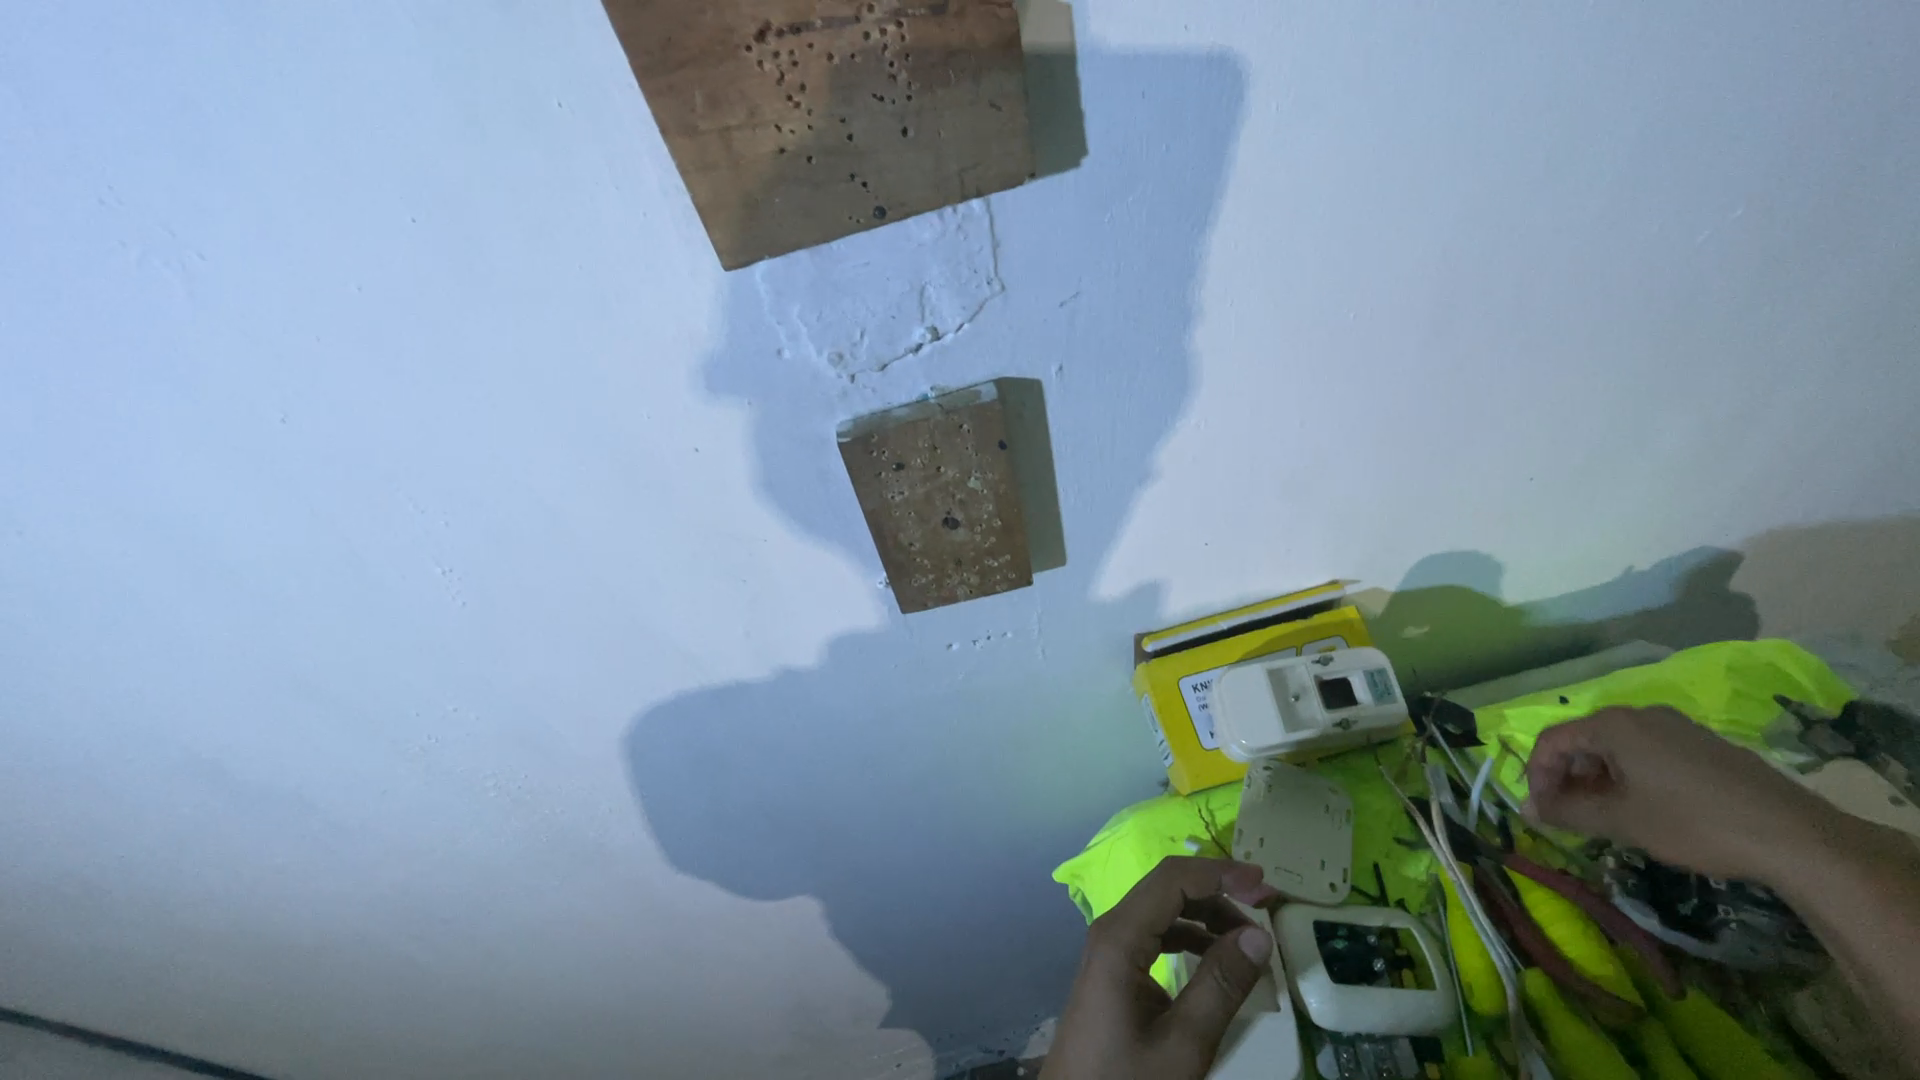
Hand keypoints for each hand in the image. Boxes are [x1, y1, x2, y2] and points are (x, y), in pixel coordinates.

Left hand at [1041, 857, 1277, 1079]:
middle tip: (1267, 907)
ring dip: (1208, 915)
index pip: (1173, 878)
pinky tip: (1220, 961)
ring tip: (1250, 942)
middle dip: (1219, 889)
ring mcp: (1111, 948)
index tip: (1265, 885)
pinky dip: (1193, 938)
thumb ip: (1221, 985)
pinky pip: (1158, 935)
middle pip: (1168, 887)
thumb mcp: (1183, 1042)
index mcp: (1120, 935)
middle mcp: (1112, 929)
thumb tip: (1260, 934)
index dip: (1220, 872)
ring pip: (1165, 910)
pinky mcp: (1116, 968)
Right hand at [1525, 705, 1833, 881]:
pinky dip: (1633, 777)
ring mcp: (1679, 728)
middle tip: (1570, 815)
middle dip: (1569, 778)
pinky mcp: (1707, 746)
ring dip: (1600, 779)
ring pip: (1619, 749)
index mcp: (1613, 725)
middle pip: (1585, 741)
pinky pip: (1651, 754)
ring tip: (1607, 816)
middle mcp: (1642, 716)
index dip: (1537, 776)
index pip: (1552, 741)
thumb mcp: (1620, 821)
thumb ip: (1567, 812)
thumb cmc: (1693, 823)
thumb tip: (1527, 810)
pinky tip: (1649, 809)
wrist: (1797, 838)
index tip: (1541, 811)